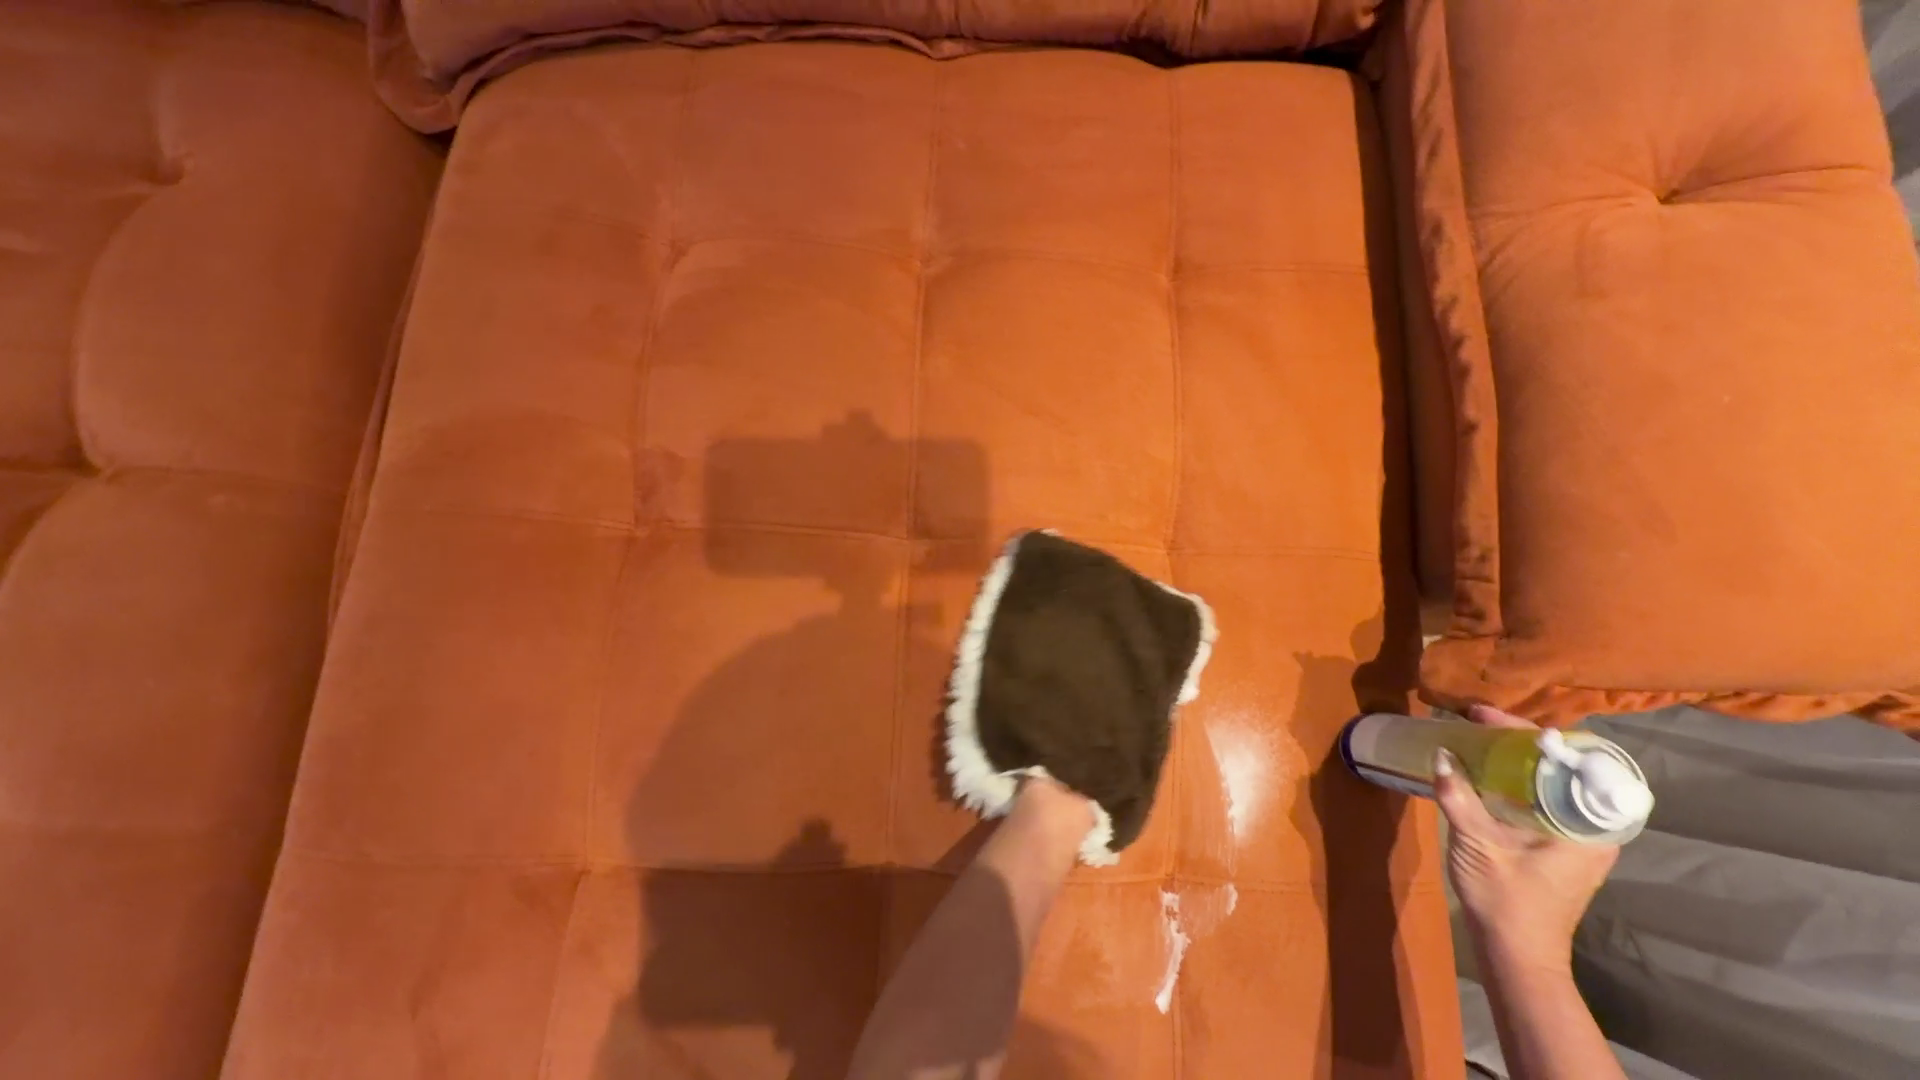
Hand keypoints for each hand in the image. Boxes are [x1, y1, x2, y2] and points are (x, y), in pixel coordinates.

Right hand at [1435, 705, 1617, 974]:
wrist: (1517, 954)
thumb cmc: (1506, 901)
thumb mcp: (1477, 846)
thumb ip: (1460, 799)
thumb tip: (1442, 756)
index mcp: (1588, 826)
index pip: (1571, 760)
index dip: (1530, 731)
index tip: (1489, 717)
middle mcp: (1593, 828)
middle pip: (1562, 766)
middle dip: (1520, 739)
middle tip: (1477, 723)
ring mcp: (1578, 839)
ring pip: (1553, 782)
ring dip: (1517, 758)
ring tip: (1479, 739)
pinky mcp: (1560, 847)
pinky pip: (1544, 798)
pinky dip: (1516, 780)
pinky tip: (1487, 774)